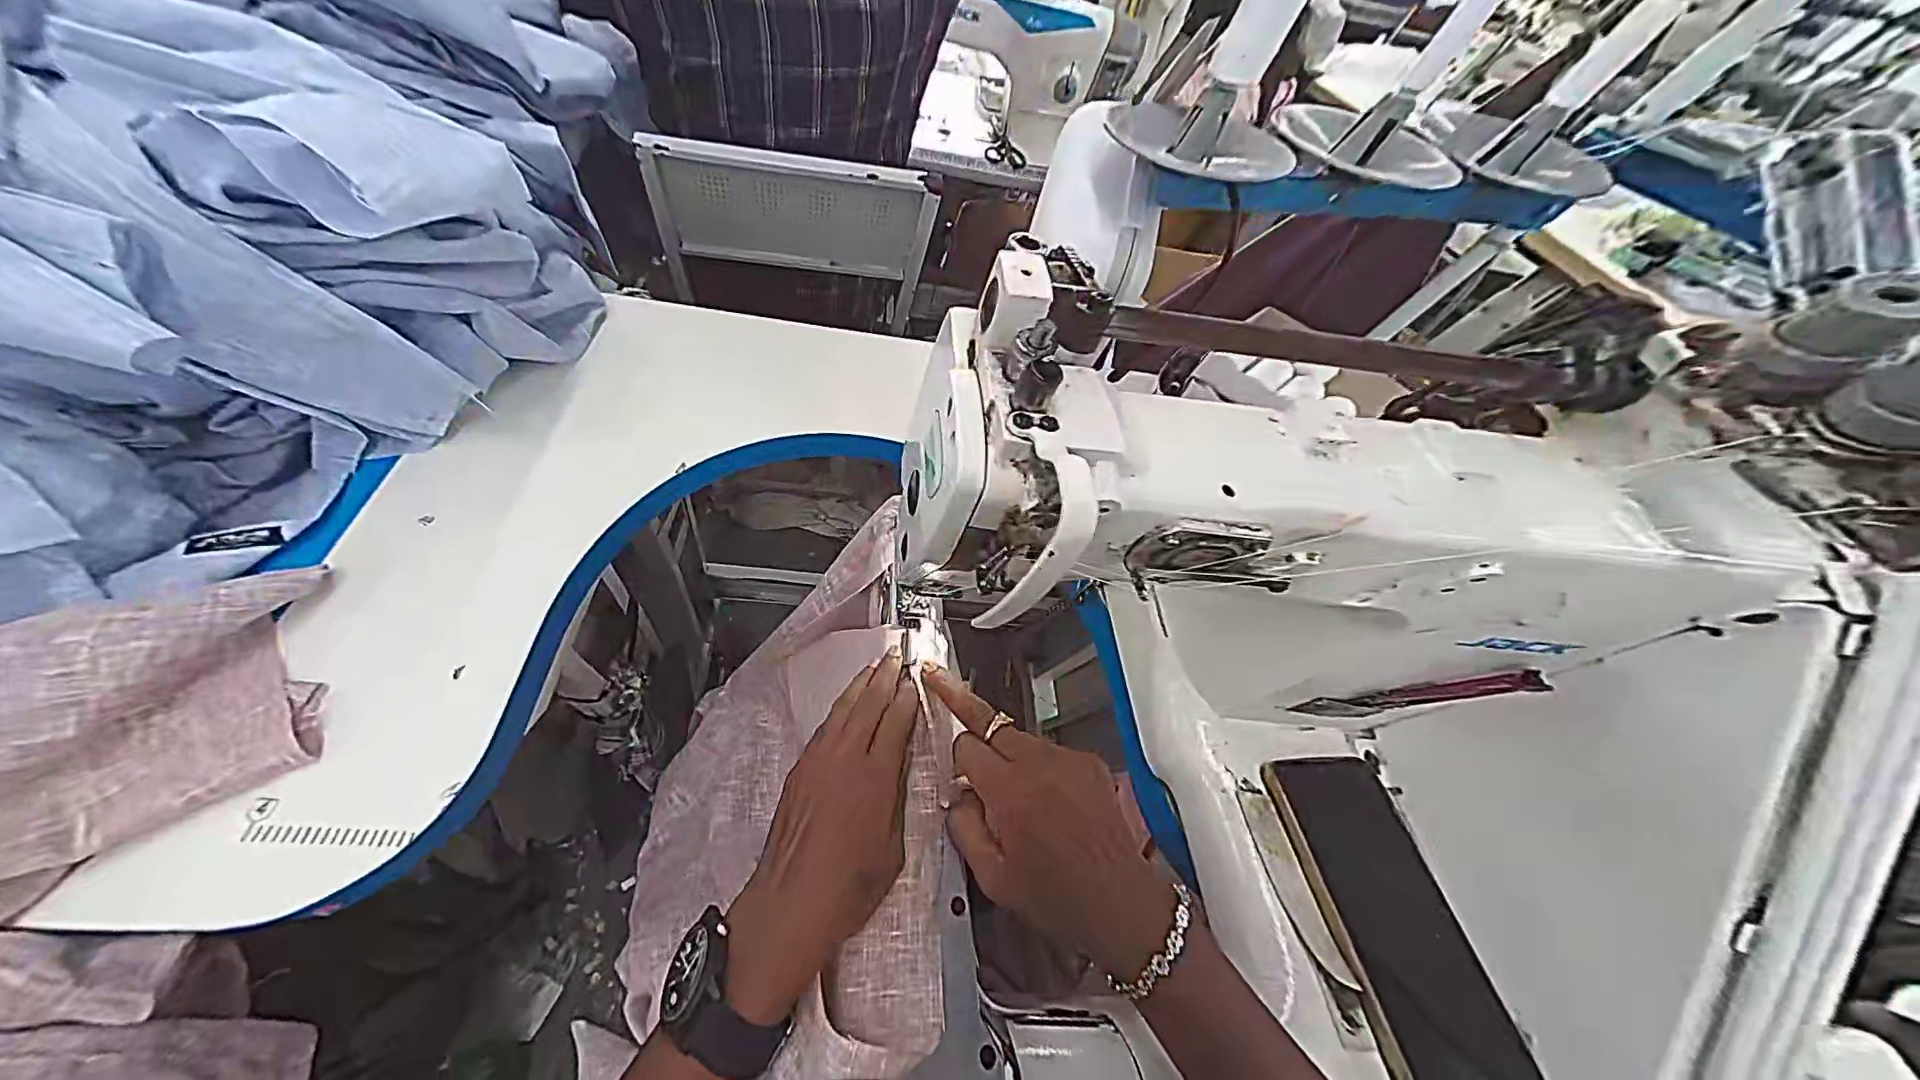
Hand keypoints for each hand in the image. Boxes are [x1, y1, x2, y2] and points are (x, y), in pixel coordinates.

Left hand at [724, 649, 920, 1024]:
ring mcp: (818, 763)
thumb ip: (898, 798)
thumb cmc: (848, 886)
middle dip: (885, 677)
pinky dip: (839, 708)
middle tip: (896, 656)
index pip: (896, 722)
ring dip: (860, 685)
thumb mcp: (893, 845)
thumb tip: (901, 766)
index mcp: (875, 777)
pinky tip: (845, 705)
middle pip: (869, 705)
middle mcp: (845, 760)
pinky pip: (824, 727)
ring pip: (843, 710)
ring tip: (873, 667)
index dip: (907, 698)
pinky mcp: (800, 772)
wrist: (791, 903)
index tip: (915, 681)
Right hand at [924, 666, 1177, 980]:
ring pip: (1019, 737)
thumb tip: (958, 793)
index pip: (966, 745)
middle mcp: (1040, 764)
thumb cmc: (1056, 896)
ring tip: (1012, 792)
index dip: (954, 755)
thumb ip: (963, 826)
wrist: (1120, 901)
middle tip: (940, 681)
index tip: (944, 743)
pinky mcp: (1088, 762)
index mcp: (1011, 792)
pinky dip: (1037, 766)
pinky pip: (1049, 752)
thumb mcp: (992, 876)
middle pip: (990, 722)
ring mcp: (1068, 759)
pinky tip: (1045, 799)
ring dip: (1006, 752)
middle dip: (966, 713)